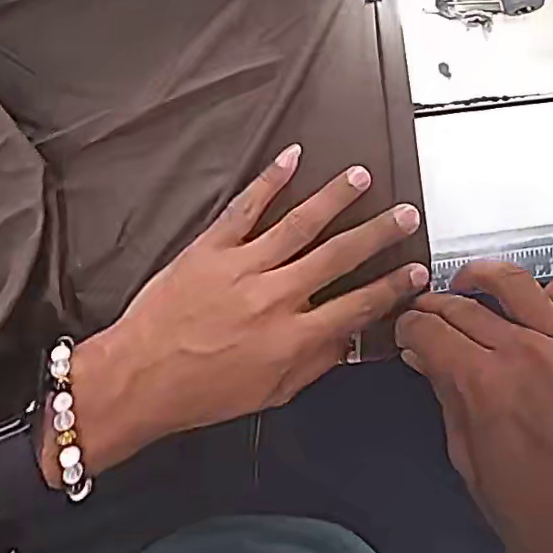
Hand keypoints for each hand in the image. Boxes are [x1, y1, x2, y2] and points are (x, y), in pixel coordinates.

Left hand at [55, 145, 427, 480]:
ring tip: (360, 178)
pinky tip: (291, 160)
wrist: (139, 377)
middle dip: (378, 233)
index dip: (392, 286)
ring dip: (334, 198)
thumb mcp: (270, 392)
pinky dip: (270, 180)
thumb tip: (347, 338)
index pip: (358, 305)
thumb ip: (315, 363)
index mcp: (291, 336)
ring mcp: (242, 266)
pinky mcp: (212, 247)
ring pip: (300, 223)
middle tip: (403, 214)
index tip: (413, 271)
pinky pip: (247, 206)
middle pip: (338, 255)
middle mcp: (273, 296)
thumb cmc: (198, 389)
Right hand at [395, 261, 552, 552]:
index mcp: (483, 384)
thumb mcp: (471, 465)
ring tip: (471, 287)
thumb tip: (426, 358)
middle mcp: (525, 353)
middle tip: (427, 318)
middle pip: (461, 303)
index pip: (426, 327)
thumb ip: (446, 399)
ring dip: (483, 276)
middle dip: (432, 305)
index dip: (406, 326)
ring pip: (517, 281)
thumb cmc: (541, 521)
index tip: (405, 333)